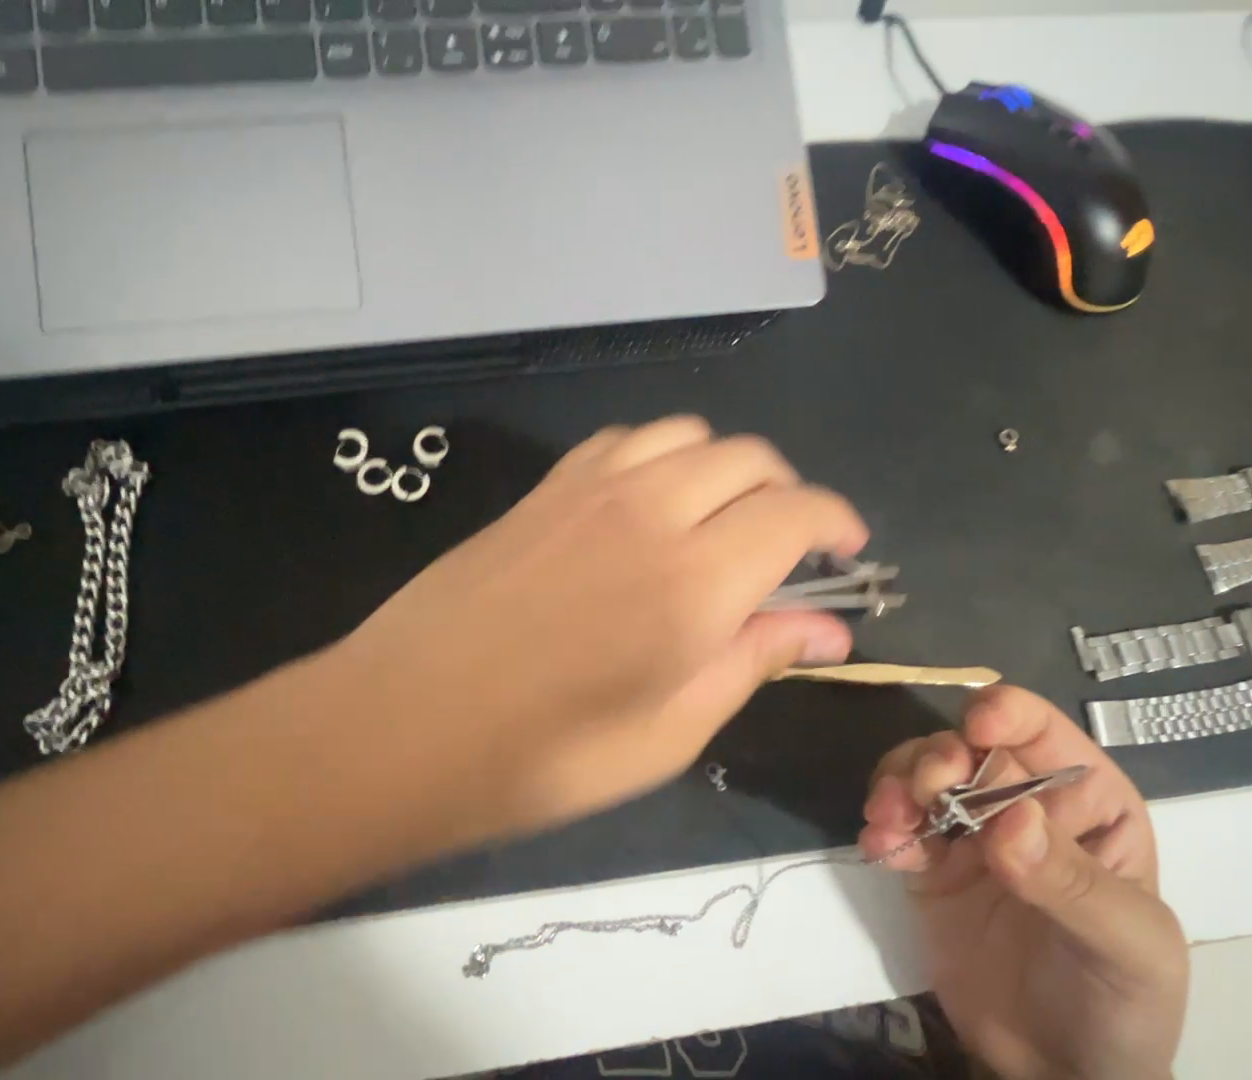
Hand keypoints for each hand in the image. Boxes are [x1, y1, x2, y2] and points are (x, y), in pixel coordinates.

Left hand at [328, 416, 867, 852]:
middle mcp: (652, 510)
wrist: (404, 724)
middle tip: (787, 552)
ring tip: (722, 521)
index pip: (796, 512)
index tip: (847, 554)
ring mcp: (591, 488)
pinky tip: (650, 506)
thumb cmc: (545, 756)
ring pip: (689, 435)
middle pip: (750, 458)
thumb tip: (827, 629)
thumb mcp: (671, 733)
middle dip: (788, 493)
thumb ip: (753, 661)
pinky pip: (625, 441)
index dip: (837, 523)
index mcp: (696, 580)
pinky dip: (662, 458)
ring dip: (726, 467)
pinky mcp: (545, 488)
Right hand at [859, 686, 1188, 1079]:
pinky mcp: (929, 868)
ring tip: (887, 821)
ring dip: (897, 784)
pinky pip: (897, 826)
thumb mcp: (1127, 945)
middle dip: (938, 756)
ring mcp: (970, 833)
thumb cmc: (1120, 1000)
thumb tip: (1011, 819)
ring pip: (921, 774)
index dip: (1007, 715)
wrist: (1060, 1073)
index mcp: (1086, 801)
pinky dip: (881, 827)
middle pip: (966, 745)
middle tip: (923, 791)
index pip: (1041, 732)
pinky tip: (879, 849)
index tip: (975, 731)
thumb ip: (1073, 882)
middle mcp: (1023, 801)